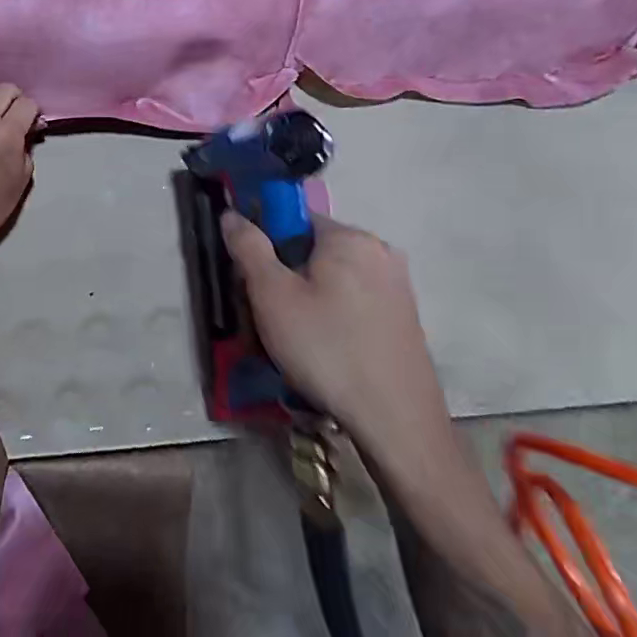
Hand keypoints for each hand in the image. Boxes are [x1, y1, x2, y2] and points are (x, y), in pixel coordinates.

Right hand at [221, 212, 454, 458]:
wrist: (395, 422)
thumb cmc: (326, 349)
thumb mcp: (271, 295)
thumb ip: (248, 247)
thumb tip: (232, 214)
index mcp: (350, 237)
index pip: (292, 219)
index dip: (264, 245)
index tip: (252, 280)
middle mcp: (380, 251)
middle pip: (311, 250)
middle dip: (283, 276)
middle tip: (267, 315)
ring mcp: (397, 286)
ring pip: (330, 278)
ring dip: (304, 299)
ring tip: (291, 339)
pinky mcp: (403, 317)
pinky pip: (352, 301)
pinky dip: (330, 316)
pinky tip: (322, 349)